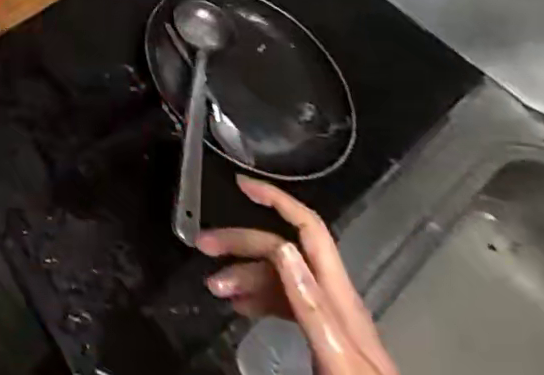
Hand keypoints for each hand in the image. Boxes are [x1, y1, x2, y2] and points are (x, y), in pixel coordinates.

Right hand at [197, 177, 397, 374]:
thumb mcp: (338, 361)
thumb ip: (312, 308)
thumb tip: (282, 248)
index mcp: (340, 298)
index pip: (309, 230)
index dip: (277, 201)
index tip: (241, 186)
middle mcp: (335, 298)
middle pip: (284, 249)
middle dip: (242, 241)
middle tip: (204, 246)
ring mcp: (329, 319)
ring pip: (280, 277)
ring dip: (244, 273)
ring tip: (214, 286)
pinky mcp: (324, 339)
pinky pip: (285, 303)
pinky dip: (258, 296)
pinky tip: (239, 305)